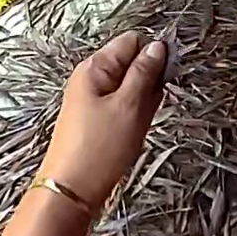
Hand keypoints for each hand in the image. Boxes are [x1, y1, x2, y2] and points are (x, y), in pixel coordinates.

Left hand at [41, 30, 167, 208]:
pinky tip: (133, 133)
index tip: (164, 76)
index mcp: (95, 67)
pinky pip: (125, 107)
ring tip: (138, 124)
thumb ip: (145, 72)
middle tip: (148, 107)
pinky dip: (135, 116)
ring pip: (131, 88)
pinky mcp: (97, 119)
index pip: (132, 41)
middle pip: (132, 63)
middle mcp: (92, 78)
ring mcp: (94, 99)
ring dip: (143, 102)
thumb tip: (158, 46)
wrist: (71, 194)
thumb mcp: (130, 105)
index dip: (153, 54)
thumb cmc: (99, 149)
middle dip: (149, 82)